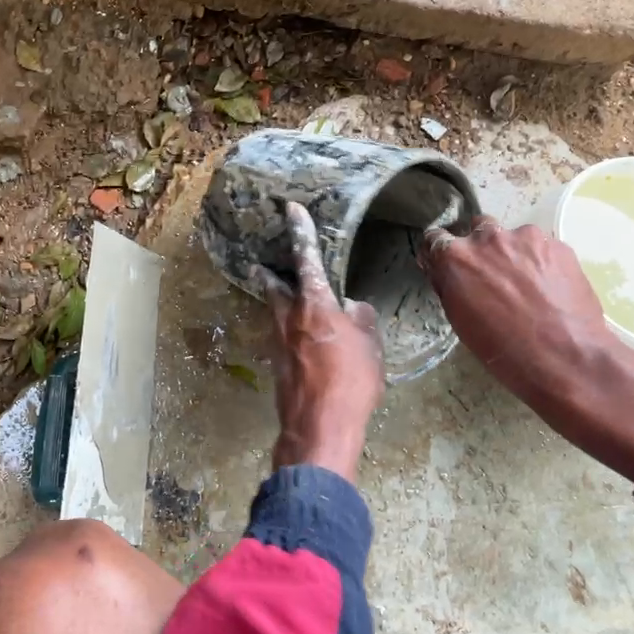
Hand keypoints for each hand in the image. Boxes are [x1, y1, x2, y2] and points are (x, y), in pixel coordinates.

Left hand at [254, 201, 383, 483]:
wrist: (319, 424)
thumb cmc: (351, 381)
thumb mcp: (370, 346)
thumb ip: (360, 320)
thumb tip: (351, 307)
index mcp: (315, 303)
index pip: (307, 257)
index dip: (300, 231)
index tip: (290, 209)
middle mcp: (289, 316)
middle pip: (275, 286)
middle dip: (269, 273)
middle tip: (263, 265)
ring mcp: (278, 340)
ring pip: (275, 312)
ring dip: (279, 304)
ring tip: (288, 302)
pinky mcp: (276, 363)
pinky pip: (281, 337)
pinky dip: (289, 333)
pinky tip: (303, 344)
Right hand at [417, 217, 612, 396]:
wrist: (567, 359)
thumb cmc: (503, 349)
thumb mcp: (459, 319)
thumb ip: (447, 284)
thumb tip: (441, 269)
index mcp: (455, 257)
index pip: (435, 237)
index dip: (442, 251)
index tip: (450, 264)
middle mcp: (487, 238)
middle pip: (476, 228)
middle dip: (481, 247)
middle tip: (493, 275)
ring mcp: (526, 238)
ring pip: (513, 237)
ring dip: (513, 253)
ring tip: (528, 284)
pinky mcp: (558, 245)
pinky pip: (542, 247)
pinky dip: (541, 262)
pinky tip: (551, 288)